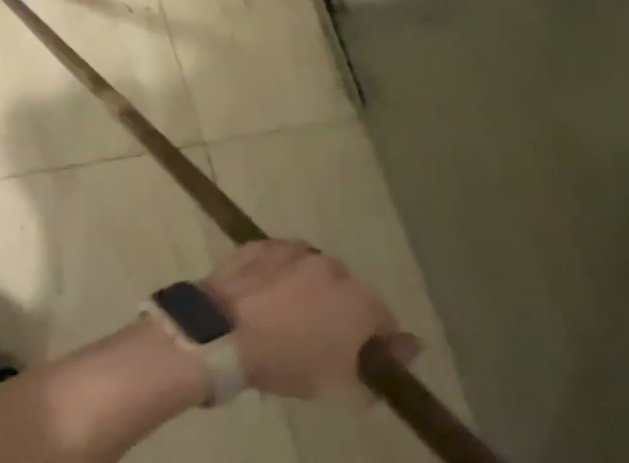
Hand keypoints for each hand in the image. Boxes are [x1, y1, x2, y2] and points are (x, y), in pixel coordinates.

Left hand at [201, 239, 420, 399]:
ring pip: (311, 271)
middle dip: (341, 311)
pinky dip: (276, 273)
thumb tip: (407, 349)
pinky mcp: (255, 245)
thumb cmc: (286, 359)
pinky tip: (264, 292)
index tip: (362, 359)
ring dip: (308, 287)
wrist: (221, 329)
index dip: (378, 345)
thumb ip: (378, 367)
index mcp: (361, 299)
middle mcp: (330, 265)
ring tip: (289, 311)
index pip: (385, 323)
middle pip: (347, 291)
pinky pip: (276, 260)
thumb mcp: (342, 383)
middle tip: (322, 336)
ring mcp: (289, 249)